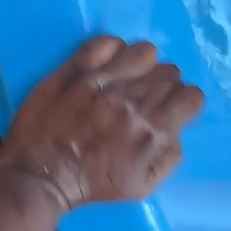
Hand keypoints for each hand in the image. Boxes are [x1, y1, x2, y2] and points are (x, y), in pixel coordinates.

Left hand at [0, 37, 204, 212]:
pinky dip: (111, 49)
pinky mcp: (74, 71)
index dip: (183, 101)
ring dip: (141, 63)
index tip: (169, 108)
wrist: (39, 176)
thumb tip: (176, 129)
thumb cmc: (91, 185)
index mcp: (153, 130)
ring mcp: (102, 82)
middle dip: (162, 84)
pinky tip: (105, 65)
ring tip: (126, 77)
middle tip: (143, 97)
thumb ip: (169, 156)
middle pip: (168, 72)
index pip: (191, 95)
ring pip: (143, 52)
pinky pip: (105, 43)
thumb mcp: (143, 187)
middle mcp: (133, 101)